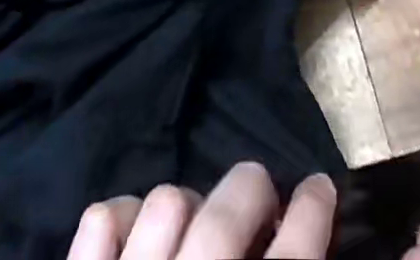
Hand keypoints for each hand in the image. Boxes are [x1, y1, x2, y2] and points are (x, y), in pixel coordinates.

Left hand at [66, 162, 336, 259]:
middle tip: (260, 187)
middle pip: (225, 220)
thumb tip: (318, 236)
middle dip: (250, 189)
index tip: (320, 184)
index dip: (312, 214)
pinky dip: (118, 217)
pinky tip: (130, 229)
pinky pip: (99, 222)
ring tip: (194, 216)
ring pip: (164, 206)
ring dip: (185, 207)